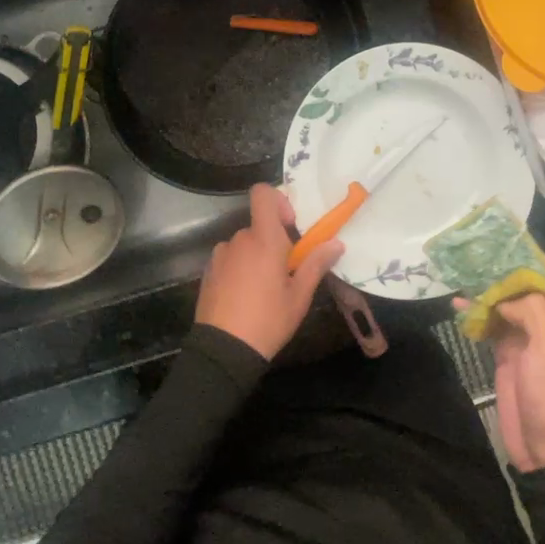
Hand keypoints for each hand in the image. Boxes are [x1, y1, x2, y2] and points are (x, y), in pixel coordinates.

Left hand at [196, 184, 344, 359]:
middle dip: (273, 242)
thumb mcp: (299, 296)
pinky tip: (245, 297)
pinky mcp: (209, 271)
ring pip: (244, 244)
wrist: (224, 350)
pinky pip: (230, 259)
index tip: (290, 226)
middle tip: (285, 272)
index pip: (263, 193)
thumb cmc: (268, 320)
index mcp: (263, 240)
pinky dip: (240, 268)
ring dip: (256, 256)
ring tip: (264, 290)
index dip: (278, 201)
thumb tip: (336, 243)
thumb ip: (316, 264)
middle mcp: (239, 240)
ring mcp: (220, 255)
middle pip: (258, 226)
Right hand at [460, 259, 544, 471]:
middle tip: (476, 250)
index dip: (533, 257)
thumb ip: (532, 310)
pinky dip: (477, 315)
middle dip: (504, 270)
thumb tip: (508, 292)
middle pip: (527, 289)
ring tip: (461, 271)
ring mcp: (528, 342)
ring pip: (507, 306)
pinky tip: (457, 304)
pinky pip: (493, 327)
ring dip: (487, 291)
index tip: (506, 238)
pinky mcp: (509, 357)